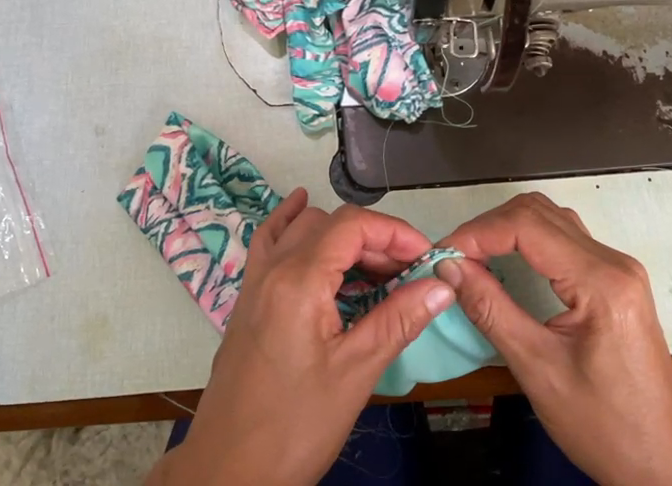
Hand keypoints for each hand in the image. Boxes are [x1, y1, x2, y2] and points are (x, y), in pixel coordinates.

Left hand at [147, 189, 457, 485]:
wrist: (230, 469)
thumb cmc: (295, 426)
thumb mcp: (355, 374)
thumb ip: (398, 320)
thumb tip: (441, 285)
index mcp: (298, 281)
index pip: (353, 226)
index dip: (396, 233)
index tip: (427, 259)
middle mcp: (272, 268)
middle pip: (330, 224)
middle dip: (375, 239)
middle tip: (410, 276)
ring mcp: (255, 281)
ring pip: (302, 229)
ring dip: (342, 239)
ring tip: (378, 271)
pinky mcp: (248, 298)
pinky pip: (270, 241)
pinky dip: (292, 224)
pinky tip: (303, 211)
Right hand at [439, 194, 671, 485]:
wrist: (663, 465)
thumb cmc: (603, 426)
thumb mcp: (537, 368)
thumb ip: (490, 308)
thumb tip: (448, 266)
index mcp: (601, 281)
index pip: (527, 225)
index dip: (478, 232)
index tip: (442, 255)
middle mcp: (614, 262)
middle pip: (538, 212)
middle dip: (488, 228)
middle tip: (453, 259)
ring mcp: (619, 269)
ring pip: (550, 220)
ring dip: (506, 230)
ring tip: (472, 259)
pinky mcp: (615, 281)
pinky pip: (563, 239)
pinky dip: (526, 241)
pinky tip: (504, 264)